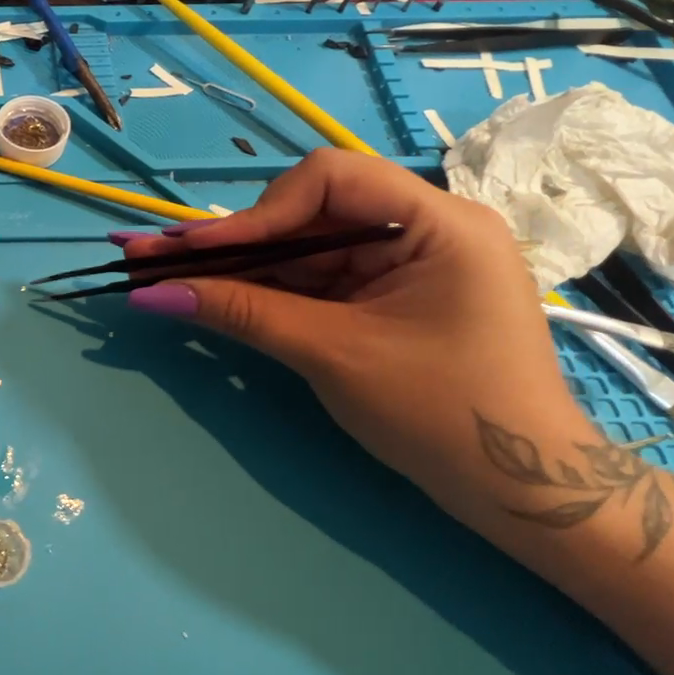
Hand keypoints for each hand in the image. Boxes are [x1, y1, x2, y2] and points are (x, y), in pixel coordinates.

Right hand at [119, 150, 588, 503]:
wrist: (522, 494)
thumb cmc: (443, 413)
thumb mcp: (333, 355)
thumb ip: (243, 311)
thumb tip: (151, 292)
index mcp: (438, 222)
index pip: (330, 180)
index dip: (257, 211)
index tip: (199, 251)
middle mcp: (422, 228)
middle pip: (307, 213)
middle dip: (231, 240)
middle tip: (153, 255)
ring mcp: (403, 264)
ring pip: (303, 249)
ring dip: (237, 266)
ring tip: (162, 272)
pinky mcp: (386, 298)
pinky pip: (315, 281)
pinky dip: (266, 290)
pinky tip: (211, 292)